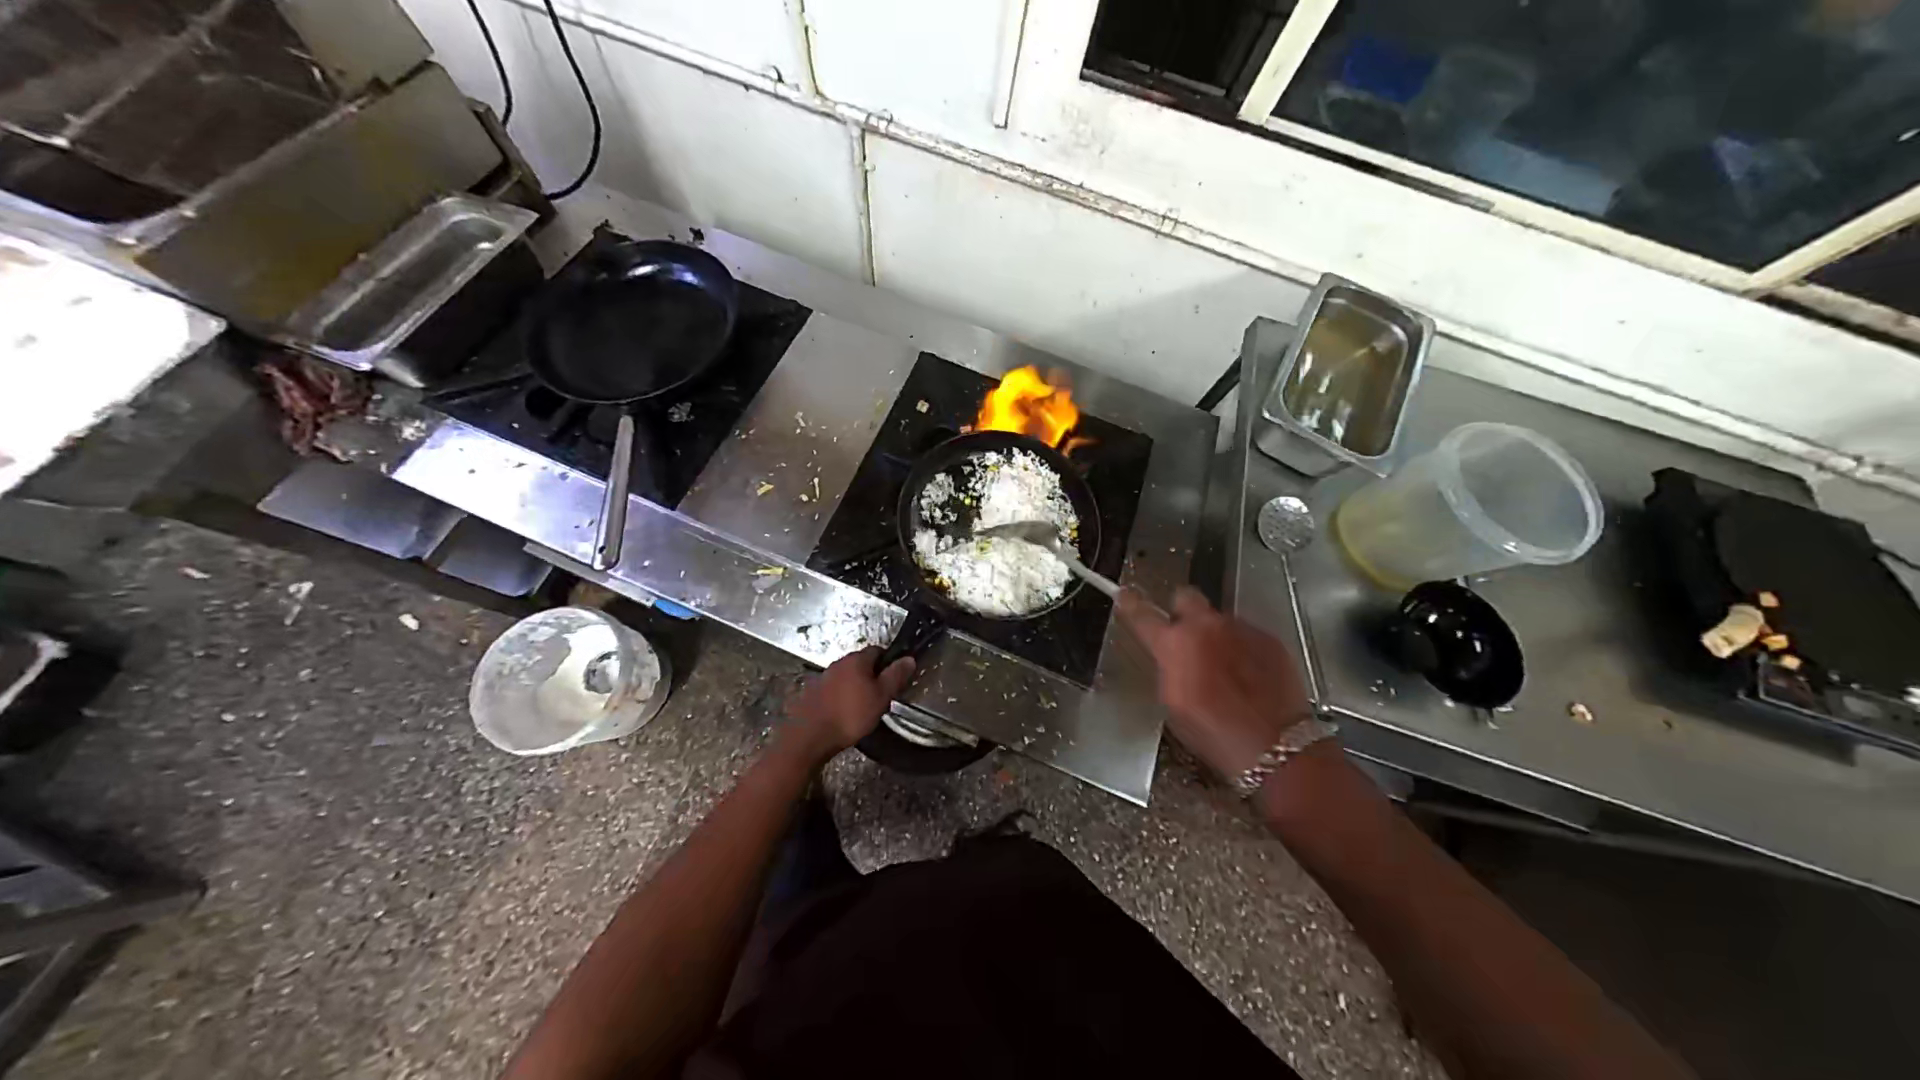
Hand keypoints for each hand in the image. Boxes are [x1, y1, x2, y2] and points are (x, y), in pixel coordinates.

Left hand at [784, 647, 915, 760]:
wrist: (810, 736)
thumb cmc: (851, 715)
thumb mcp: (881, 696)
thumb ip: (895, 676)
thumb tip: (909, 658)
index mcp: (856, 660)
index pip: (877, 650)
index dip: (888, 662)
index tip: (894, 679)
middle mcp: (838, 663)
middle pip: (860, 664)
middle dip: (871, 676)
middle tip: (880, 696)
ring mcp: (822, 678)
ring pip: (845, 677)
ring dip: (854, 687)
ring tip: (862, 708)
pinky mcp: (811, 694)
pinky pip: (831, 690)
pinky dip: (839, 698)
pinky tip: (842, 714)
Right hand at [1118, 586, 1313, 781]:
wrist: (1274, 744)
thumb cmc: (1213, 731)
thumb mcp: (1173, 702)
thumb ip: (1167, 667)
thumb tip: (1169, 656)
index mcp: (1175, 644)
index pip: (1143, 614)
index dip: (1130, 603)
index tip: (1125, 595)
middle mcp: (1207, 626)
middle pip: (1186, 597)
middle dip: (1182, 612)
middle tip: (1184, 637)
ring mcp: (1241, 629)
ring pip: (1219, 620)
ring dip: (1215, 636)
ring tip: (1223, 668)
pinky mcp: (1270, 639)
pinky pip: (1246, 635)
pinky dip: (1241, 649)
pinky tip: (1247, 675)